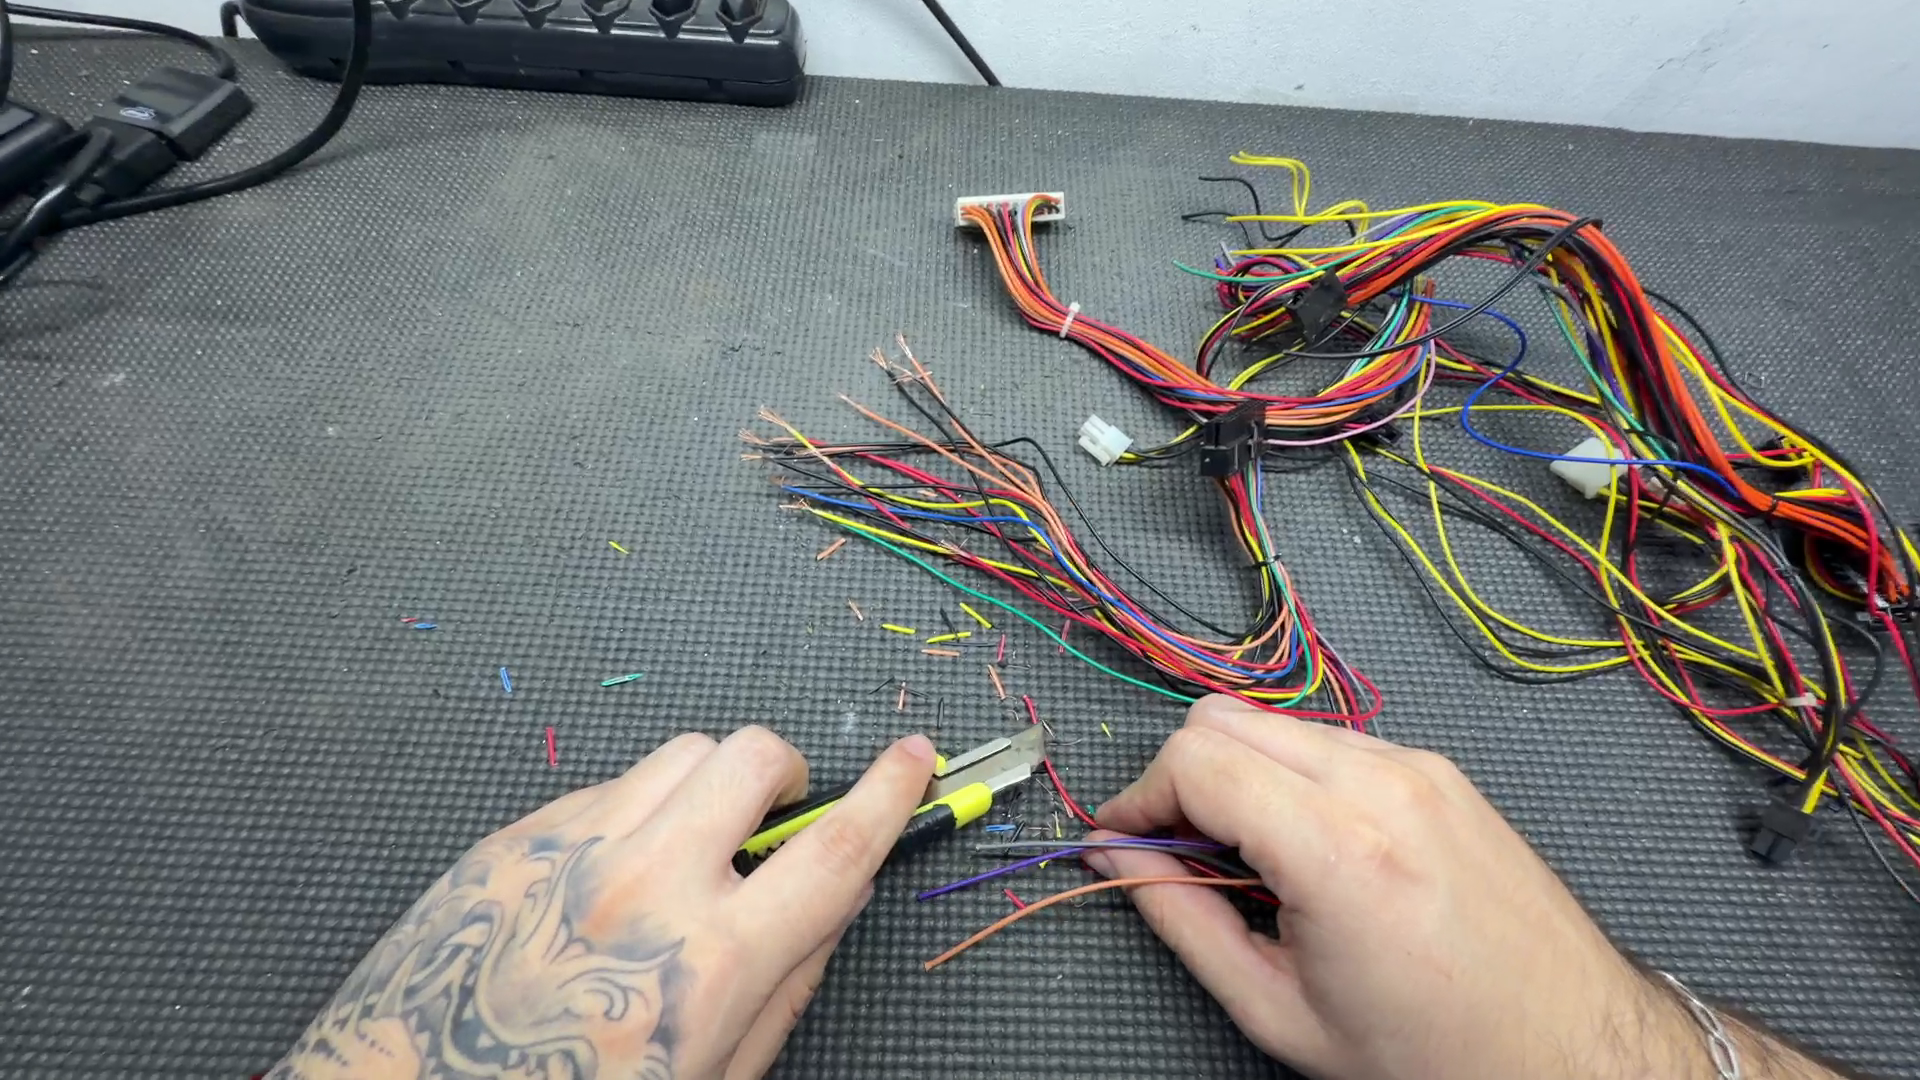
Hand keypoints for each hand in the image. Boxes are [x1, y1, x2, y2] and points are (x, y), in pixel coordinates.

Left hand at [269, 726, 936, 1079]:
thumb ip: (787, 986)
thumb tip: (837, 897)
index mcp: (706, 966)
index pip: (835, 850)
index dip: (890, 793)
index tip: (913, 756)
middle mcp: (645, 886)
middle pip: (754, 757)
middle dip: (785, 774)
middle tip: (772, 816)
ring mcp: (575, 849)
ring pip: (687, 751)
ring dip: (713, 785)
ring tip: (690, 842)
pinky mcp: (518, 836)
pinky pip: (614, 784)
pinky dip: (642, 809)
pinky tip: (614, 870)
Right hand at [1085, 696, 1845, 1079]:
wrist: (1591, 1061)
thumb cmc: (1433, 1057)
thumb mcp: (1278, 1010)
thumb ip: (1179, 917)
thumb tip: (1115, 855)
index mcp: (1338, 849)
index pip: (1194, 761)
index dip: (1138, 795)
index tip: (1121, 836)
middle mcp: (1376, 780)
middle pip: (1218, 719)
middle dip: (1176, 774)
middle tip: (1178, 843)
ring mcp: (1411, 762)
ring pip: (1265, 721)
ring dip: (1230, 770)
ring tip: (1246, 847)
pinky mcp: (1431, 763)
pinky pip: (1319, 738)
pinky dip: (1281, 771)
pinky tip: (1304, 835)